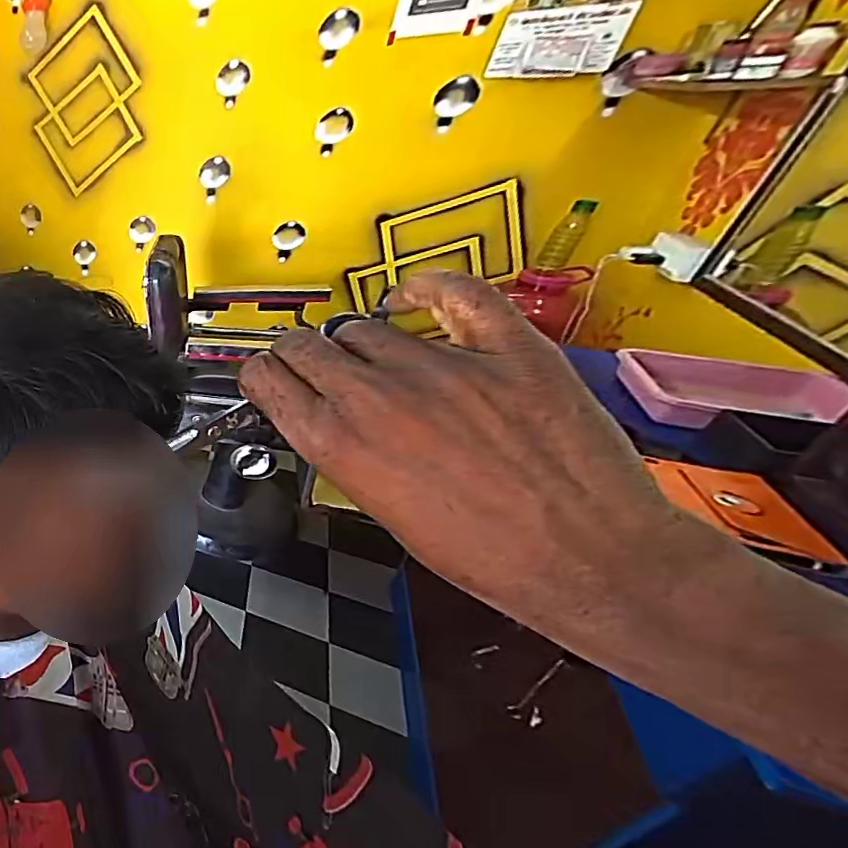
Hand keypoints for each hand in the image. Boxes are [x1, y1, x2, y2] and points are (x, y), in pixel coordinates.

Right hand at [239, 272, 698, 603]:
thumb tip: (320, 415)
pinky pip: (454, 292)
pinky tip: (412, 297)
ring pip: (364, 324)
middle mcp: (375, 397)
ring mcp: (440, 368)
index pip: (265, 374)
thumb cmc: (481, 549)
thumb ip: (336, 447)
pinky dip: (426, 287)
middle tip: (312, 360)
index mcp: (333, 440)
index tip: (270, 372)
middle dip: (299, 351)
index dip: (263, 372)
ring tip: (372, 352)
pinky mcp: (506, 350)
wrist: (584, 560)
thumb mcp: (371, 503)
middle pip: (303, 341)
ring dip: (358, 338)